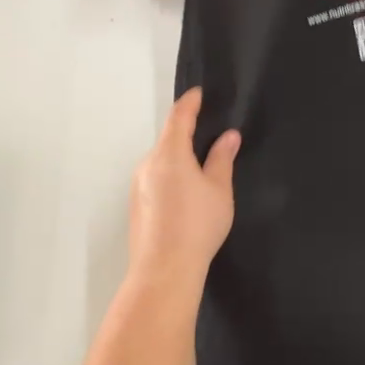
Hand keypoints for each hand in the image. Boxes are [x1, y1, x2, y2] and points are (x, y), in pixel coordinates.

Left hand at [129, 89, 241, 289]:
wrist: (163, 271)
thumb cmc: (197, 224)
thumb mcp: (218, 189)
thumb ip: (221, 159)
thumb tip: (228, 136)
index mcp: (169, 155)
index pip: (179, 118)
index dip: (190, 103)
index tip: (198, 93)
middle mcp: (147, 165)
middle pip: (168, 140)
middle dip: (188, 134)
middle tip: (212, 133)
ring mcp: (138, 187)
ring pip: (161, 161)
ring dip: (180, 157)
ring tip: (204, 167)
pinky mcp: (136, 206)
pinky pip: (156, 179)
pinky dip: (171, 175)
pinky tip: (187, 193)